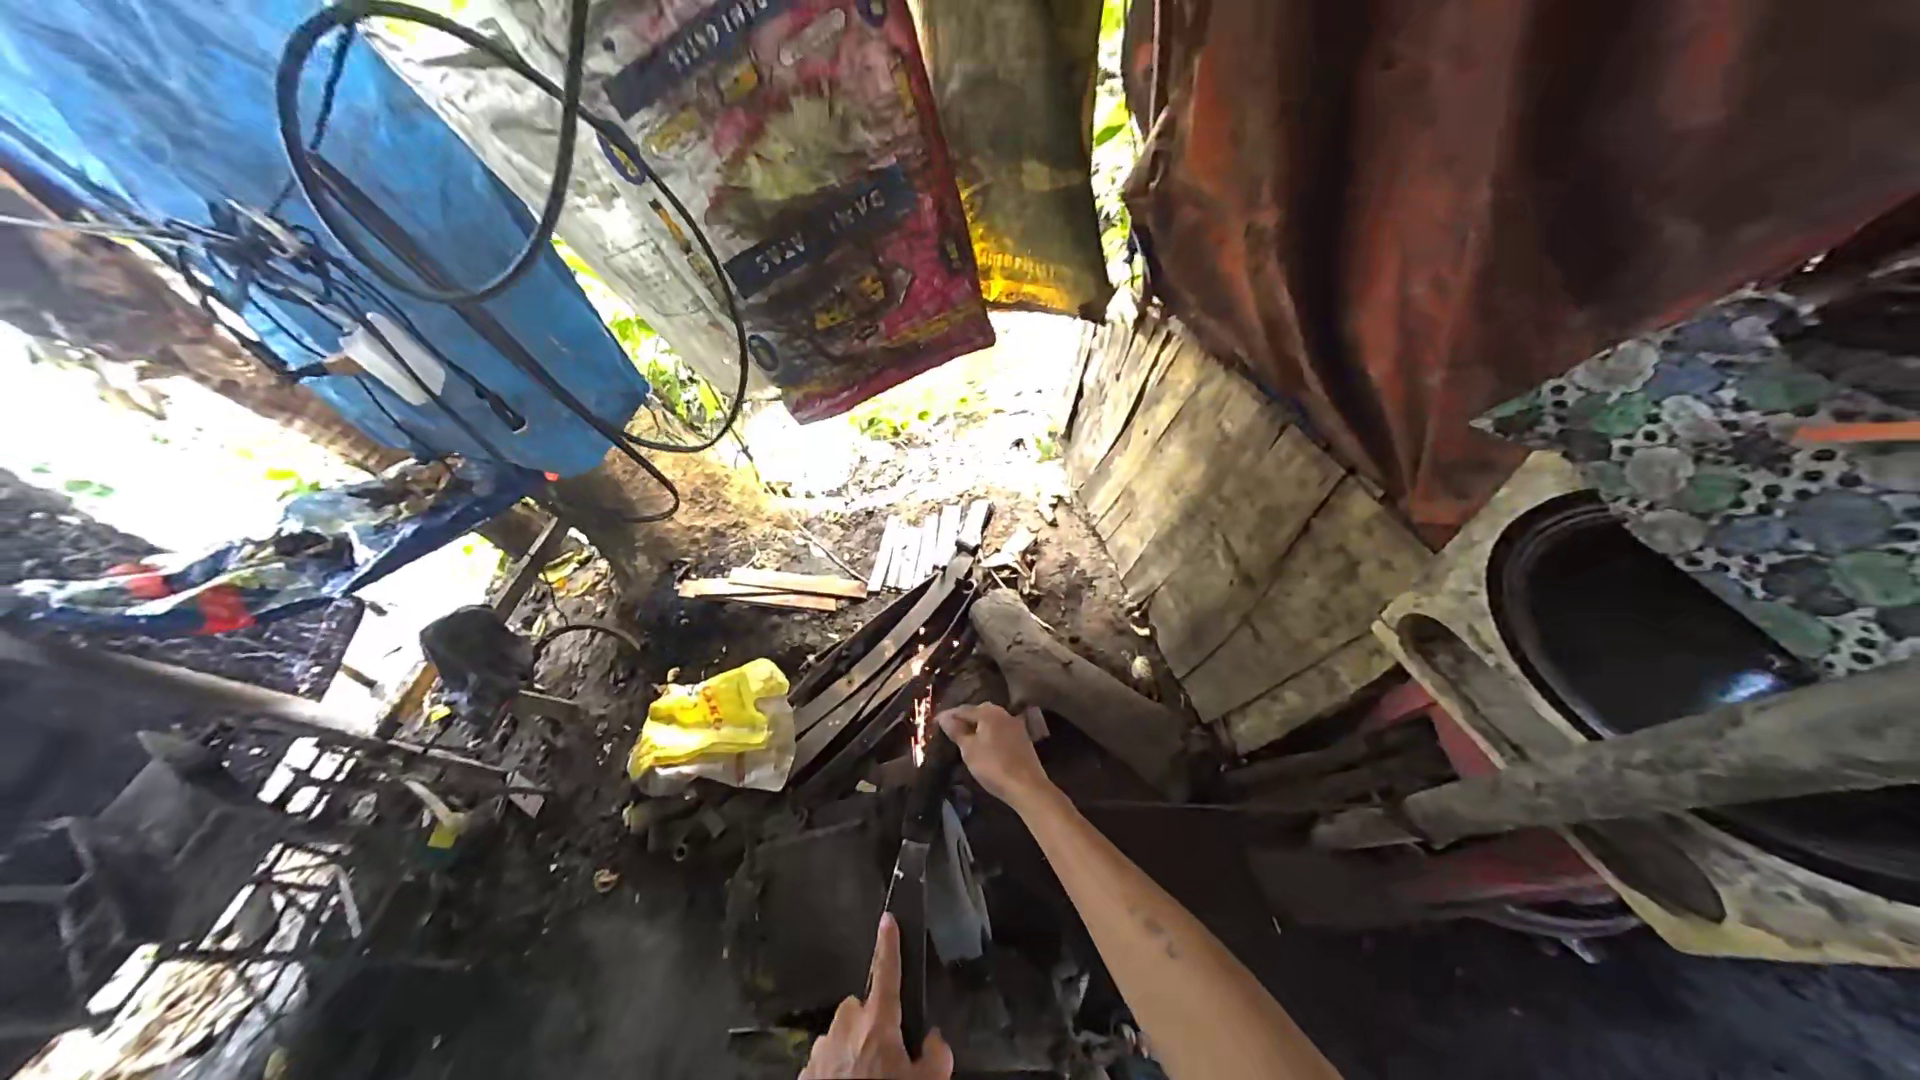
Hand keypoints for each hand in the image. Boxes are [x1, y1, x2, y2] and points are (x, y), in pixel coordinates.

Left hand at [800, 913, 952, 1078]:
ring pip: (844, 1035)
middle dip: (874, 1022)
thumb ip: (937, 1056)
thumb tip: (934, 1039)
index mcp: (877, 1022)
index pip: (887, 971)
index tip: (888, 918)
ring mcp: (821, 1049)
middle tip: (888, 1057)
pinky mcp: (806, 1072)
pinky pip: (827, 1059)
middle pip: (864, 1008)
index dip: (889, 942)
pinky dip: (838, 1069)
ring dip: (855, 1049)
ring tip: (868, 1079)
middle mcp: (845, 1025)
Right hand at [937, 703, 1054, 812]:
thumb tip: (944, 717)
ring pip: (992, 720)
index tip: (936, 722)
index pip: (963, 709)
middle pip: (980, 711)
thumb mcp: (969, 749)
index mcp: (988, 713)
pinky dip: (991, 733)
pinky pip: (1001, 729)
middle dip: (965, 718)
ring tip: (967, 737)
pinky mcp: (1022, 738)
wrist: (1026, 785)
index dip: (949, 715)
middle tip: (952, 728)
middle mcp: (1003, 713)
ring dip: (979, 725)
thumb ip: (956, 731)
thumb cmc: (993, 766)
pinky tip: (986, 743)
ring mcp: (1015, 725)